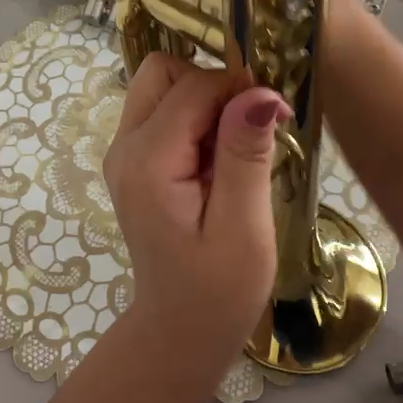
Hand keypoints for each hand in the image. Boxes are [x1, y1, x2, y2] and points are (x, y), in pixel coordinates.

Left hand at [102, 53, 287, 379]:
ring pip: (160, 86)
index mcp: (148, 160)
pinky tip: (219, 160)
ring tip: (235, 148)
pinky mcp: (133, 161)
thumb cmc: (218, 291)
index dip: (239, 89)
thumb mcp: (243, 228)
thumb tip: (259, 91)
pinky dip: (193, 118)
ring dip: (202, 99)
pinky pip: (161, 112)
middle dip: (212, 84)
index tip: (278, 118)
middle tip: (250, 130)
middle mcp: (124, 145)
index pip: (193, 86)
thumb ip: (246, 155)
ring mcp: (123, 152)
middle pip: (163, 71)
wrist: (178, 331)